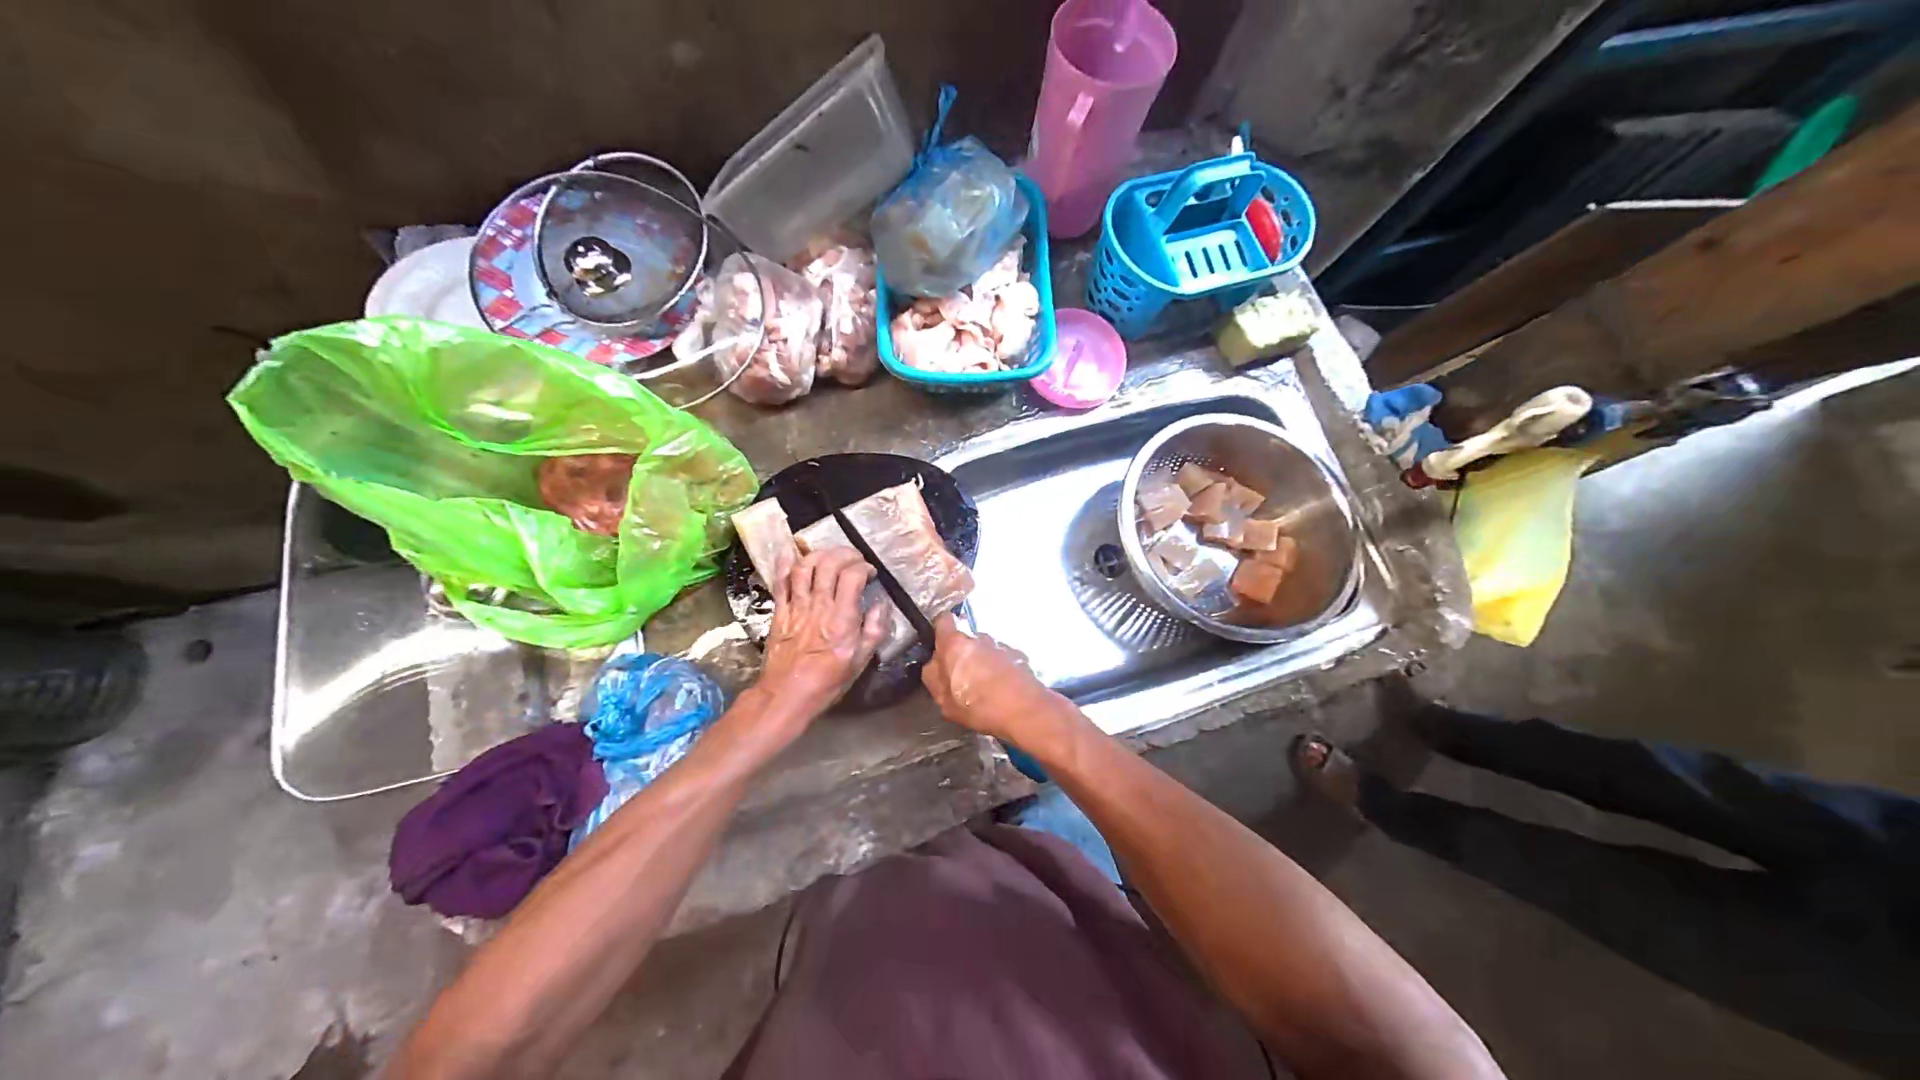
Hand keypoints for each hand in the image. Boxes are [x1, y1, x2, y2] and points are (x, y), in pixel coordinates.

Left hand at [753, 548, 889, 732]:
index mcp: (843, 618)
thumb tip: (883, 605)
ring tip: (830, 555)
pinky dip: (785, 563)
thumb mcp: (861, 660)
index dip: (864, 567)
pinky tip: (791, 552)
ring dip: (819, 554)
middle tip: (854, 559)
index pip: (853, 576)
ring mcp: (797, 606)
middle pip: (829, 564)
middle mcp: (819, 606)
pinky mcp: (779, 611)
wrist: (787, 695)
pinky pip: (781, 581)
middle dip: (845, 554)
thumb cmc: (828, 681)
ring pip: (805, 567)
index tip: (870, 573)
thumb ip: (875, 629)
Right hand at [920, 613, 1071, 744]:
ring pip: (985, 649)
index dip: (941, 632)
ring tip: (986, 687)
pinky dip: (1000, 668)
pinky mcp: (1019, 655)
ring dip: (983, 662)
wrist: (1026, 711)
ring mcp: (1001, 645)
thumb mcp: (945, 702)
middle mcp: (978, 637)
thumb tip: (933, 663)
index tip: (942, 649)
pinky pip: (1002, 658)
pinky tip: (1003, 689)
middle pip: (965, 639)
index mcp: (955, 645)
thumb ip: (934, 677)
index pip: (944, 621)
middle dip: (963, 654)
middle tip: (963, 678)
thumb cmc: (979, 707)